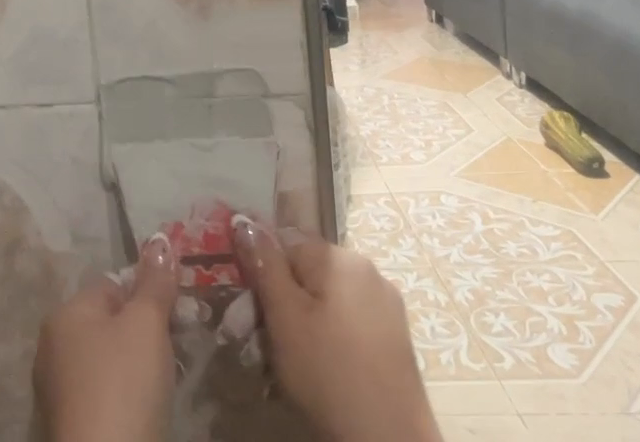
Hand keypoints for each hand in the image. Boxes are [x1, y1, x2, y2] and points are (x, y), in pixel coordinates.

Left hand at [34, 232, 180, 441]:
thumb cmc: (124, 382)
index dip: (148, 292)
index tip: (180, 309)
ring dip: (141, 361)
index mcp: (66, 314)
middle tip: (182, 341)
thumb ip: (154, 282)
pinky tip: (150, 403)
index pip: (112, 284)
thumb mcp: (146, 324)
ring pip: (109, 357)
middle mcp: (53, 345)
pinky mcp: (71, 421)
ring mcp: (59, 386)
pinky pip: (105, 390)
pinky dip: (129, 391)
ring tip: (171, 374)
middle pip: (110, 320)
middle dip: (148, 328)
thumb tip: (160, 238)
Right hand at [232, 216, 440, 441]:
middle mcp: (367, 268)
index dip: (262, 274)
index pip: (285, 244)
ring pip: (328, 297)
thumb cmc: (326, 372)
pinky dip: (331, 335)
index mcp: (340, 256)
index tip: (250, 310)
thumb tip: (244, 219)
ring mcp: (386, 302)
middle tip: (266, 340)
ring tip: (293, 359)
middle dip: (283, 299)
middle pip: (308, 270)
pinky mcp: (394, 335)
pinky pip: (349, 319)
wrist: (387, 438)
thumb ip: (264, 264)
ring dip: (305, 319)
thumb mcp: (284, 316)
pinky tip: (324, 367)